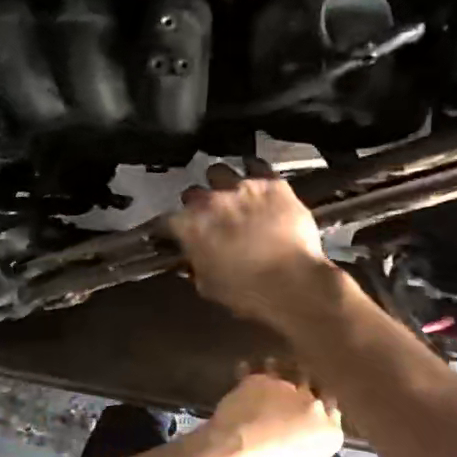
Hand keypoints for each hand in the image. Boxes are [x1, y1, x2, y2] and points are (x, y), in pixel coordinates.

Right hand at [168, 167, 330, 321]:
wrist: (292, 284)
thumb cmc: (245, 291)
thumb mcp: (207, 285)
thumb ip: (195, 264)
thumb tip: (193, 259)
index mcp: (188, 227)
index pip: (164, 221)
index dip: (168, 229)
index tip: (173, 235)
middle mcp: (208, 201)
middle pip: (192, 193)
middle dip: (196, 204)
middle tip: (208, 216)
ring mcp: (240, 188)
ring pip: (219, 171)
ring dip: (220, 183)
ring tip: (230, 193)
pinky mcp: (272, 184)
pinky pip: (257, 165)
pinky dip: (253, 170)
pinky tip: (255, 177)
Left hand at [177, 373, 342, 456]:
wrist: (235, 454)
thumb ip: (312, 442)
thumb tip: (307, 431)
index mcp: (330, 432)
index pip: (331, 408)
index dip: (319, 404)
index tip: (309, 403)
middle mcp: (314, 406)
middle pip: (313, 386)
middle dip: (304, 383)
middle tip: (292, 384)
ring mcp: (288, 389)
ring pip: (288, 371)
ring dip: (280, 369)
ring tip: (271, 367)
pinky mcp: (261, 379)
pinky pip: (256, 369)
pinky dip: (250, 369)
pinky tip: (244, 368)